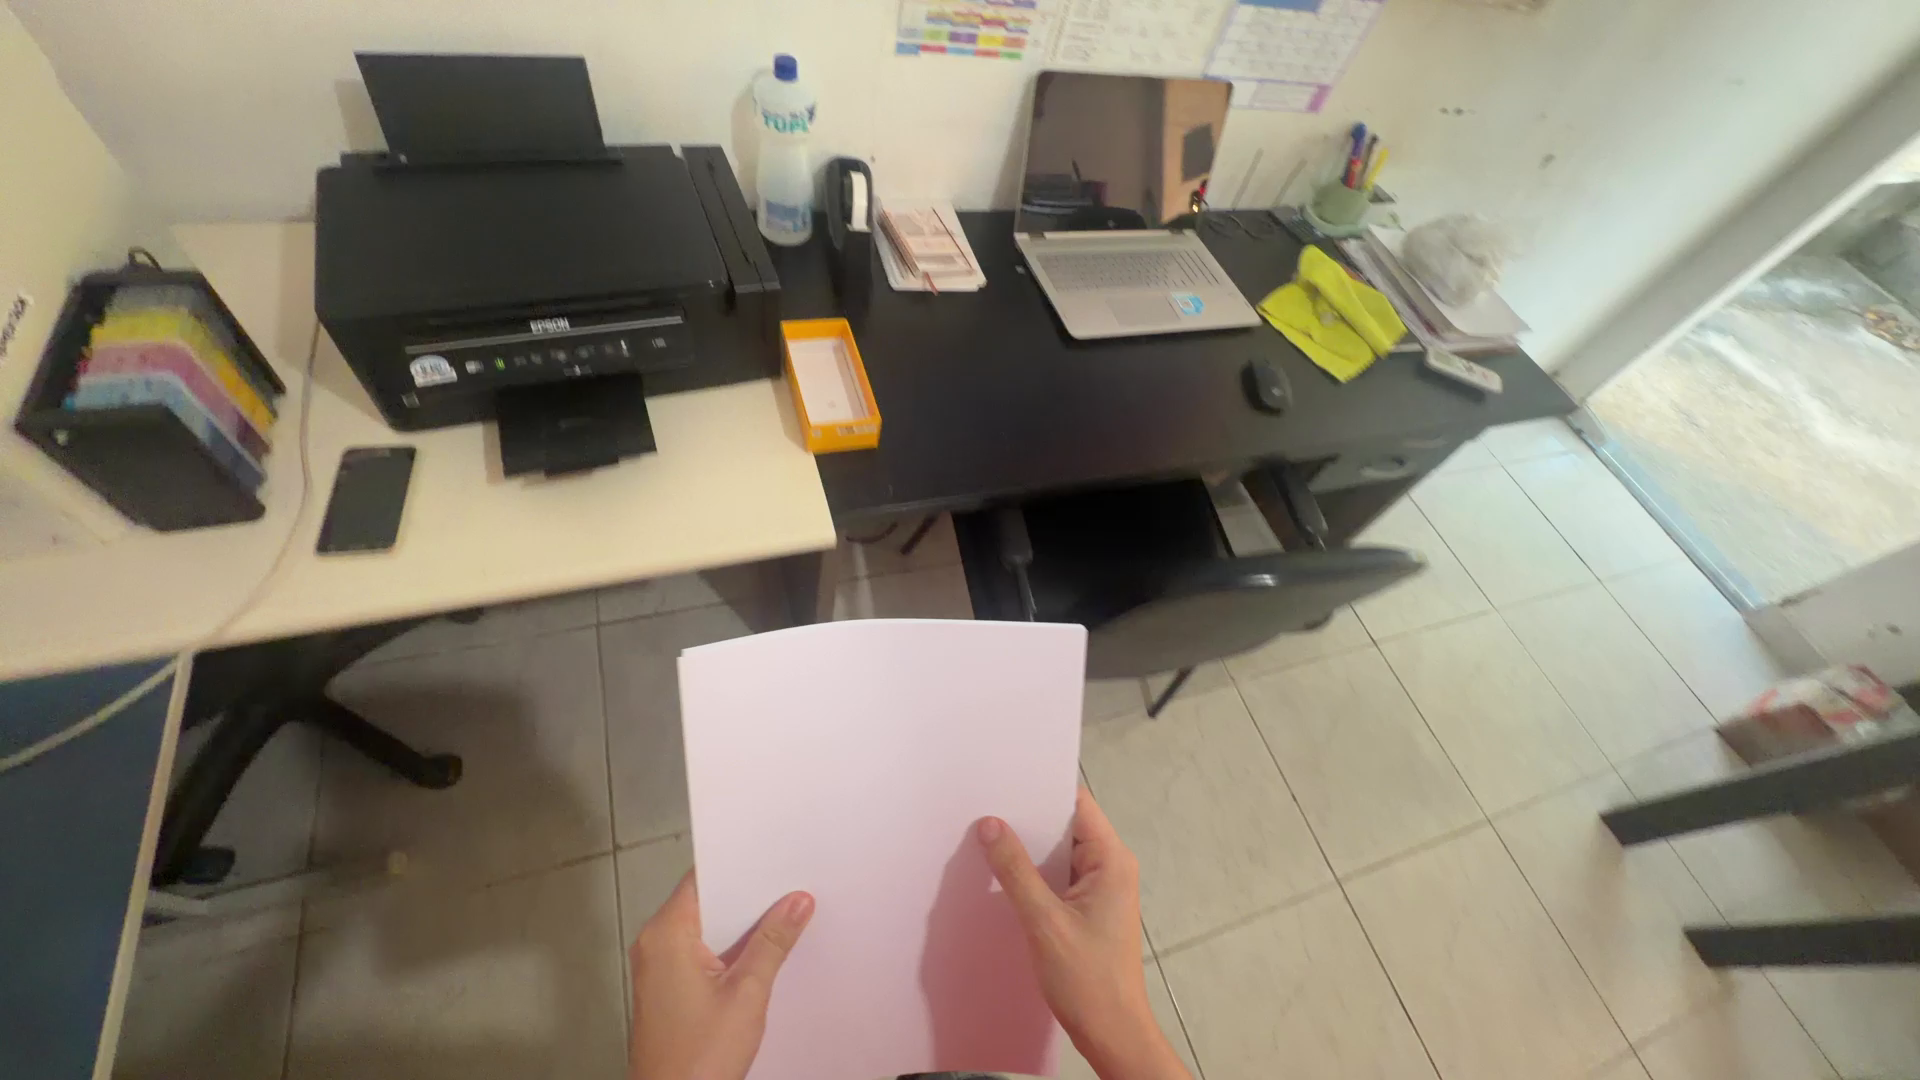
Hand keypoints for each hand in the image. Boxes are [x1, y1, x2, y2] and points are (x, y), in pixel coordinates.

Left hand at [628, 871, 814, 1079]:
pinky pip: (702, 950)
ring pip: (707, 927)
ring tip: (787, 906)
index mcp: (666, 934)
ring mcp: (659, 968)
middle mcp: (655, 944)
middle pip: (706, 900)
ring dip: (742, 922)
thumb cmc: (701, 1056)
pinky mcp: (667, 990)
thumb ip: (773, 941)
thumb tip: (800, 899)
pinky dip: (731, 945)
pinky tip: (766, 946)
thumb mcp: (747, 993)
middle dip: (748, 893)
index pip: (703, 878)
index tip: (775, 851)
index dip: (739, 863)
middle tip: (791, 877)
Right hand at [976, 789, 1189, 1079]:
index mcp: (1111, 859)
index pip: (1077, 803)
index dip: (1043, 787)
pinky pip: (1059, 872)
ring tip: (988, 831)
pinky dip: (1034, 869)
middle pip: (1067, 823)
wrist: (1114, 1036)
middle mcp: (1110, 864)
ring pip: (1060, 849)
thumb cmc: (1088, 980)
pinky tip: (1004, 869)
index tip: (1006, 779)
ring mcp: (1101, 886)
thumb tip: (989, 824)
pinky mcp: (1089, 905)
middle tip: (987, 804)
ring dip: (1030, 844)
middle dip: (1029, 815)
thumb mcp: (1044, 922)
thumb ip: (1016, 871)